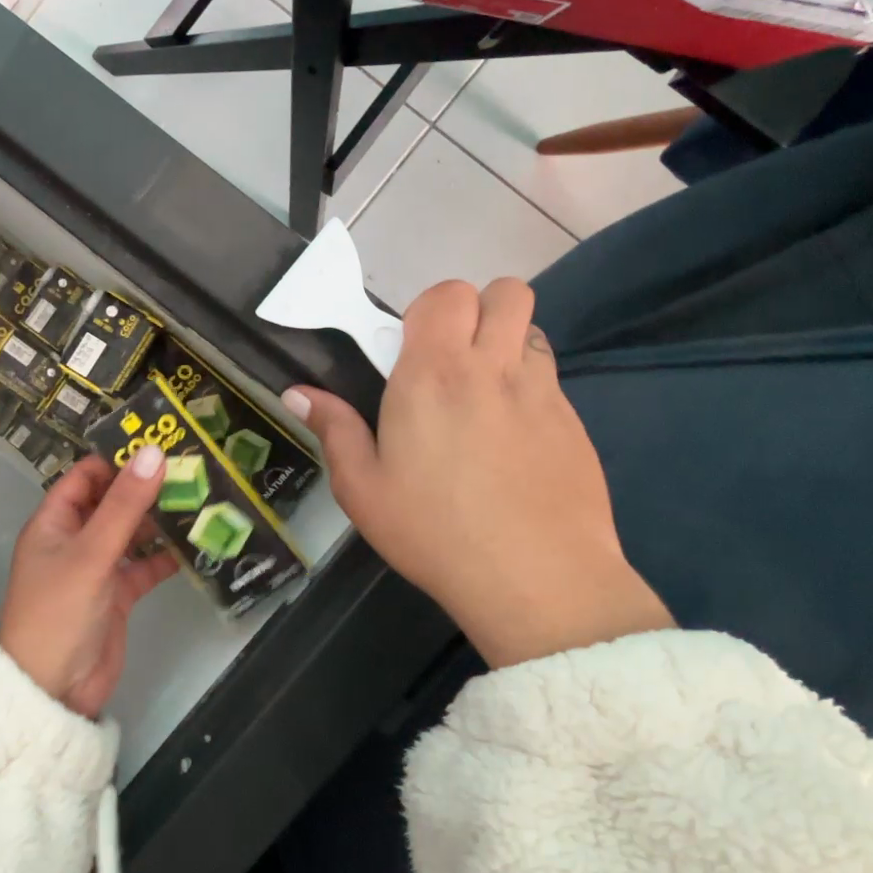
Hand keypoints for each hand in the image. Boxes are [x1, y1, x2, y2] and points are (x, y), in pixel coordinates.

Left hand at [0, 449, 179, 717]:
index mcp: (54, 522)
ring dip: (160, 520)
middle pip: (112, 502)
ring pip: (131, 534)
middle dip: (146, 487)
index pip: (85, 477)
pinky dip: (166, 557)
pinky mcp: (116, 596)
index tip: (161, 443)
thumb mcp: (91, 554)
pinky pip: (144, 567)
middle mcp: (73, 540)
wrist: (52, 689)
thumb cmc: (59, 612)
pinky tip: (198, 544)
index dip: (117, 459)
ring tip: (204, 499)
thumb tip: (153, 452)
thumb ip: (124, 506)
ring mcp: (96, 568)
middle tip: (195, 468)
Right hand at [284, 279, 673, 667]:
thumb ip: (333, 430)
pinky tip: (510, 436)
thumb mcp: (362, 488)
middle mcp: (493, 369)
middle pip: (505, 292)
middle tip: (449, 358)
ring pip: (532, 329)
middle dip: (476, 309)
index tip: (407, 349)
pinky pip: (551, 377)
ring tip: (480, 390)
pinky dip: (528, 385)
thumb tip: (297, 392)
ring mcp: (543, 394)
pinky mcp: (575, 424)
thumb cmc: (433, 531)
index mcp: (433, 376)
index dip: (427, 309)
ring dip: (505, 342)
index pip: (446, 295)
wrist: (537, 580)